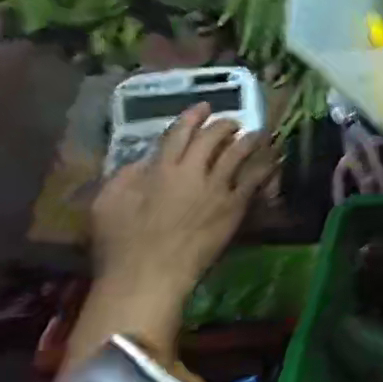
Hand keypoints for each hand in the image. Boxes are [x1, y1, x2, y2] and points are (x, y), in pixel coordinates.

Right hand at [91, 103, 273, 299]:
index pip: (179, 133)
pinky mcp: (235, 208)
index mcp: (159, 169)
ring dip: (250, 141)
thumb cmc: (121, 242)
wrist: (150, 274)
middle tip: (233, 122)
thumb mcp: (108, 201)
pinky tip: (274, 161)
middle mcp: (192, 173)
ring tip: (259, 134)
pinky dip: (266, 168)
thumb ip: (129, 175)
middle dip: (224, 126)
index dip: (192, 117)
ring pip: (239, 155)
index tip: (204, 107)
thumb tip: (147, 161)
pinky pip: (255, 182)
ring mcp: (218, 190)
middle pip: (213, 139)